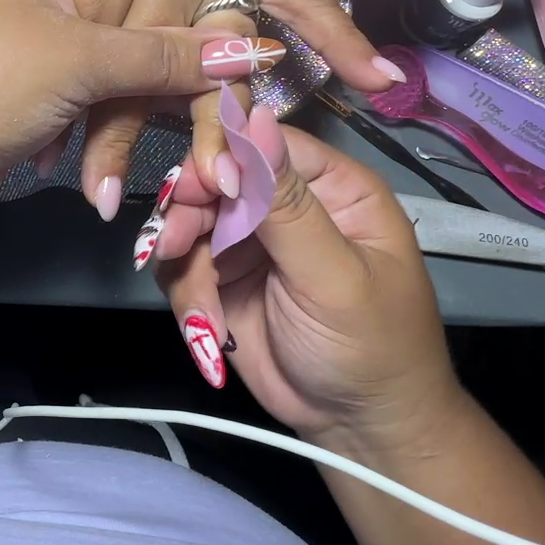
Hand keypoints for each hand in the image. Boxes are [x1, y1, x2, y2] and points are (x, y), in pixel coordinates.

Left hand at [0, 0, 397, 221]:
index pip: (91, 32)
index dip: (73, 93)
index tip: (54, 159)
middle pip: (149, 58)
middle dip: (134, 130)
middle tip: (123, 201)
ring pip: (219, 50)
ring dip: (219, 118)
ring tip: (220, 186)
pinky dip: (333, 38)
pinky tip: (372, 83)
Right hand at [151, 108, 459, 448]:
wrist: (358, 428)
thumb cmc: (371, 346)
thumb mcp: (333, 274)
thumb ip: (287, 202)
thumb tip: (253, 116)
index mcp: (329, 187)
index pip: (262, 143)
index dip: (223, 156)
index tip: (197, 187)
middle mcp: (283, 203)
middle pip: (213, 179)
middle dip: (188, 213)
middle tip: (173, 245)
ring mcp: (246, 239)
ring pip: (186, 221)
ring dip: (180, 259)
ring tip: (196, 305)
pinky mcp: (219, 275)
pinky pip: (179, 264)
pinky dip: (183, 293)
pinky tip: (204, 324)